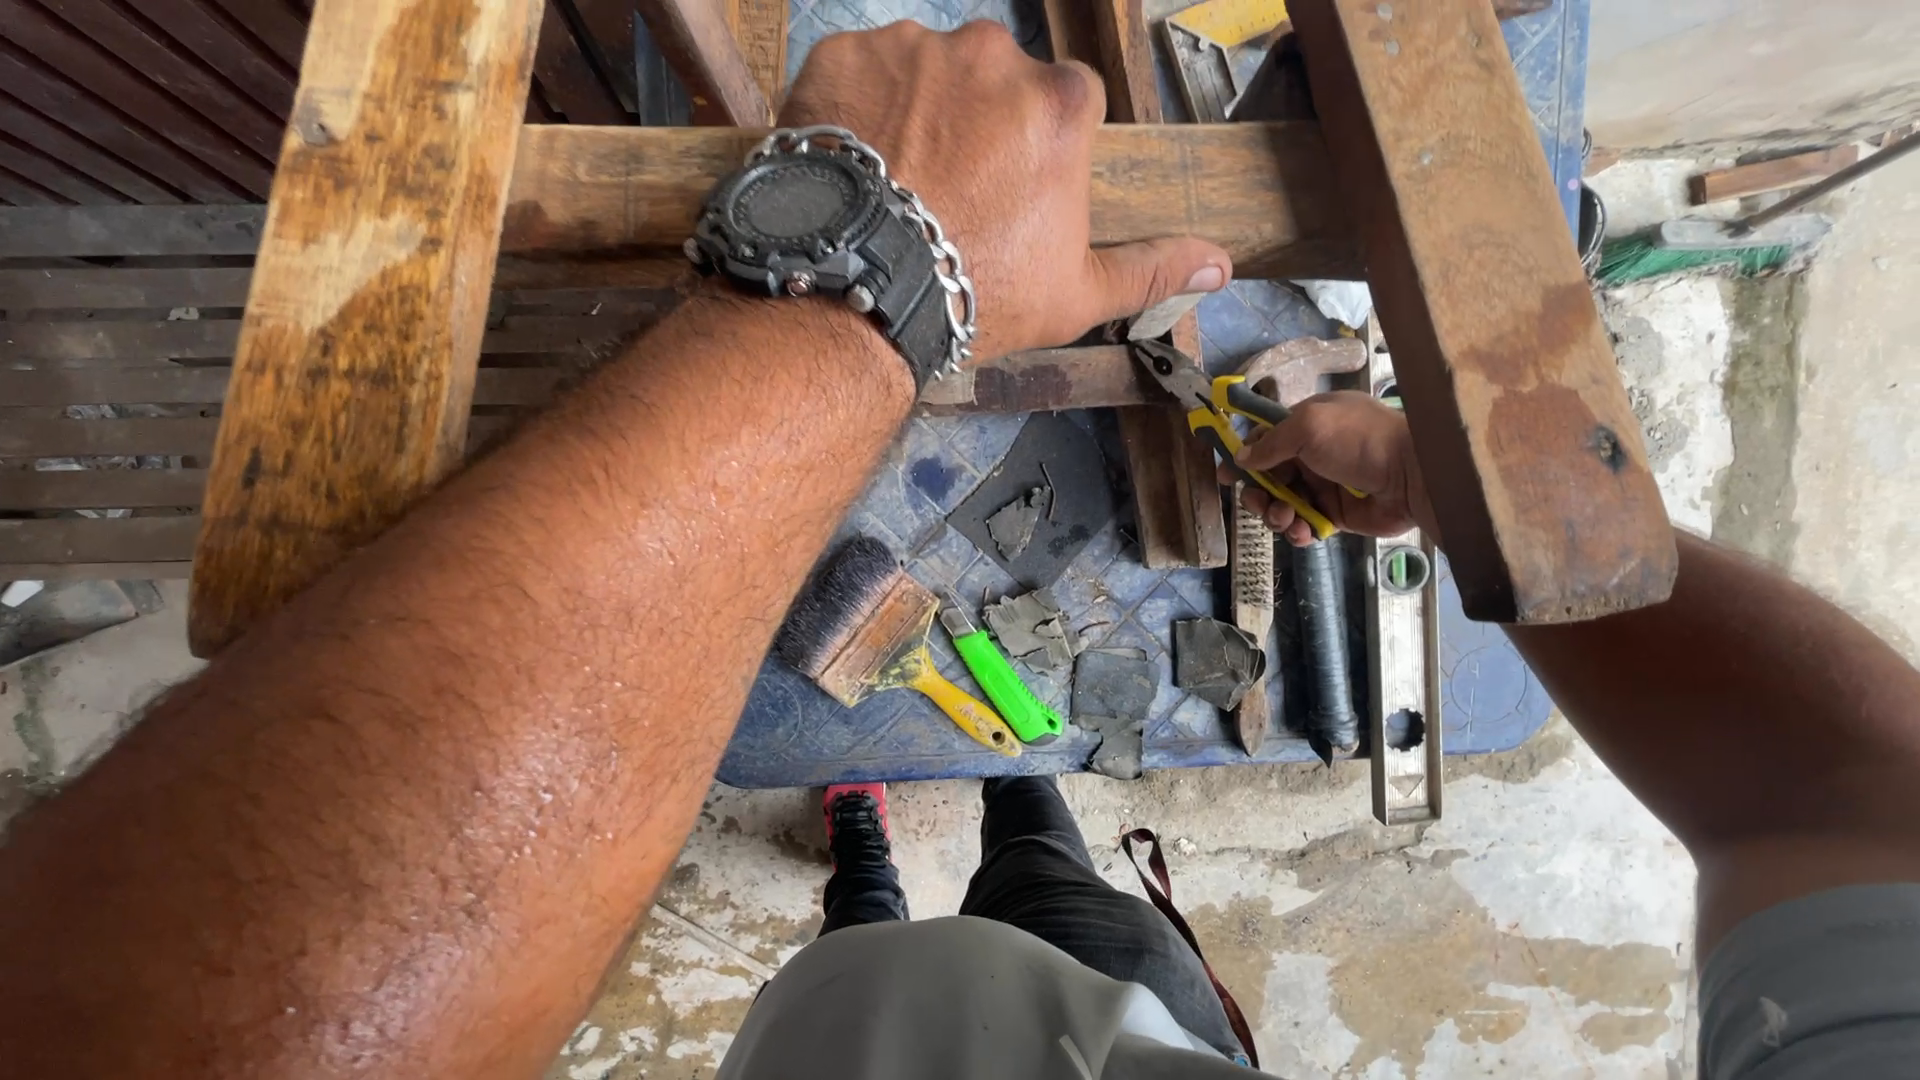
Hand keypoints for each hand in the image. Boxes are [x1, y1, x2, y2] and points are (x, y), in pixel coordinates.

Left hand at [781, 21, 1232, 359]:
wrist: (863, 294)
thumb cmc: (979, 295)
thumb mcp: (1076, 295)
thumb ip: (1151, 268)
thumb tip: (1222, 262)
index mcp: (1057, 107)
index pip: (1063, 106)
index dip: (1036, 152)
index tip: (1012, 195)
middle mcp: (992, 57)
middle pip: (994, 82)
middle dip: (979, 128)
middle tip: (949, 197)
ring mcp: (913, 50)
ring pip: (927, 74)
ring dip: (918, 116)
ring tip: (898, 187)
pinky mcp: (844, 57)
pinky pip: (860, 74)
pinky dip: (857, 111)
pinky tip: (853, 168)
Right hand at [1221, 391, 1437, 546]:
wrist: (1414, 476)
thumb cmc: (1360, 441)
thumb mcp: (1309, 427)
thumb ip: (1270, 442)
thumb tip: (1241, 458)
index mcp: (1309, 424)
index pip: (1265, 439)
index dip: (1244, 457)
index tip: (1227, 476)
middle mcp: (1314, 454)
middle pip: (1268, 476)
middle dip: (1258, 493)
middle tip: (1259, 504)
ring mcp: (1325, 485)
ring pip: (1282, 503)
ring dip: (1275, 514)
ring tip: (1285, 519)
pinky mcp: (1336, 514)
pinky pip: (1303, 524)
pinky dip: (1296, 530)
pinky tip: (1302, 531)